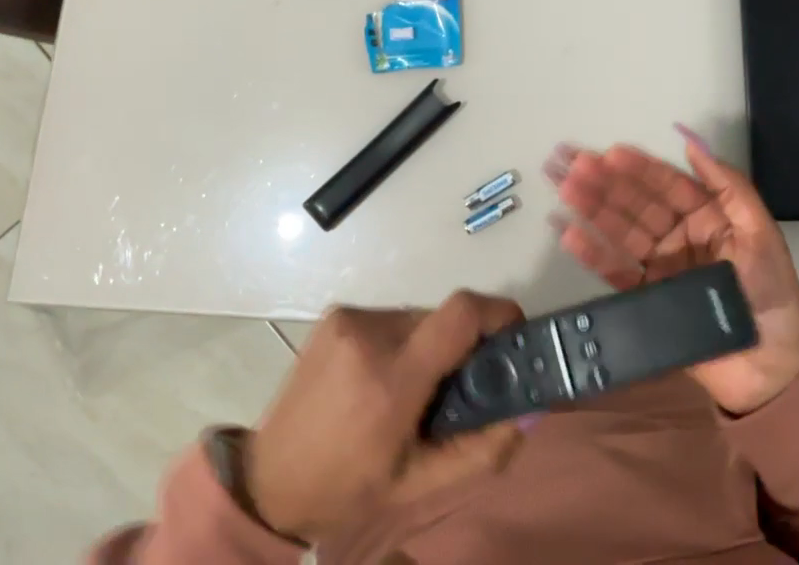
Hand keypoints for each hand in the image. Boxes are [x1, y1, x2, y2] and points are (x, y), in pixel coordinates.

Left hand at [247, 292, 528, 543]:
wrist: (269, 480)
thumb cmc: (349, 487)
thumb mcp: (421, 484)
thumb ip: (483, 449)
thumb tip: (529, 410)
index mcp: (393, 380)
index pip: (461, 313)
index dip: (498, 312)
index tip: (514, 333)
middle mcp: (370, 335)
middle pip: (443, 317)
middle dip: (460, 345)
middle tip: (456, 387)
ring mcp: (347, 320)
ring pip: (417, 316)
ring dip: (428, 344)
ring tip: (413, 387)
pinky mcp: (334, 315)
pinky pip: (390, 317)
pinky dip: (400, 340)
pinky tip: (381, 376)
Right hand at [548, 128, 798, 414]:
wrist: (767, 368)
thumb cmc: (770, 293)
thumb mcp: (760, 233)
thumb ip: (730, 187)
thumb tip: (693, 144)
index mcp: (710, 217)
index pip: (669, 185)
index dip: (640, 168)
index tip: (610, 153)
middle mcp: (681, 236)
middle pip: (638, 203)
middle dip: (606, 182)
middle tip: (573, 162)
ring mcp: (661, 267)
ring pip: (621, 230)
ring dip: (592, 208)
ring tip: (563, 187)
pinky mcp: (646, 297)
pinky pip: (615, 270)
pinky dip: (592, 252)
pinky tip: (568, 232)